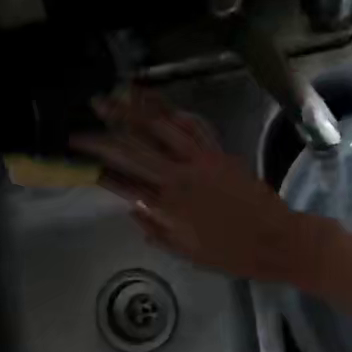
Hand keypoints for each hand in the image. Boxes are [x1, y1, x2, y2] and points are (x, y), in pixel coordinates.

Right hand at [73, 89, 321, 281]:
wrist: (276, 239)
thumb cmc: (232, 254)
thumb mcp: (189, 253)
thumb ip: (158, 232)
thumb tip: (133, 211)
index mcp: (168, 207)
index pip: (121, 181)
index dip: (95, 166)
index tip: (74, 155)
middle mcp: (179, 177)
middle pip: (133, 149)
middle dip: (103, 134)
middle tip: (81, 122)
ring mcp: (201, 160)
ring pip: (161, 127)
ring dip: (134, 110)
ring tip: (113, 96)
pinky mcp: (219, 152)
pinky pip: (193, 125)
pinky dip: (173, 111)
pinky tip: (157, 101)